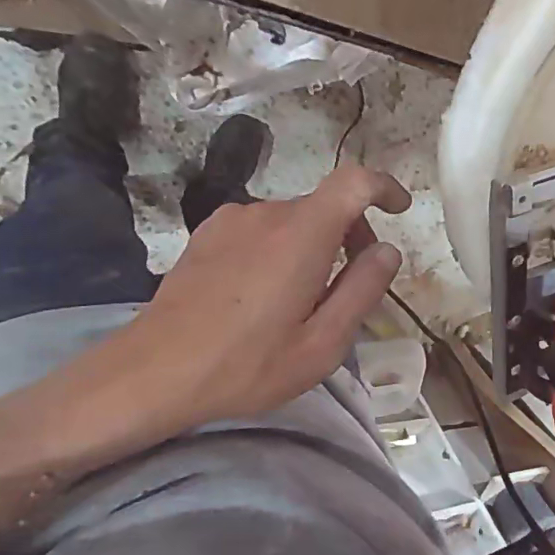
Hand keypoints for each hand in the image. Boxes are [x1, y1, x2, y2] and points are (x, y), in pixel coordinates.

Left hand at [99, 165, 410, 430]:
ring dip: (313, 247)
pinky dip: (280, 249)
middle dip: (351, 236)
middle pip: (325, 206)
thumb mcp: (321, 344)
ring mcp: (231, 220)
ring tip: (302, 303)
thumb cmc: (246, 365)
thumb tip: (387, 251)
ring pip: (292, 221)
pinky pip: (260, 230)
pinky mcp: (206, 234)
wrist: (154, 372)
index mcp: (302, 235)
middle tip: (351, 289)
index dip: (383, 186)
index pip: (353, 182)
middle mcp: (266, 213)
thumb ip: (362, 290)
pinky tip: (263, 297)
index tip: (400, 209)